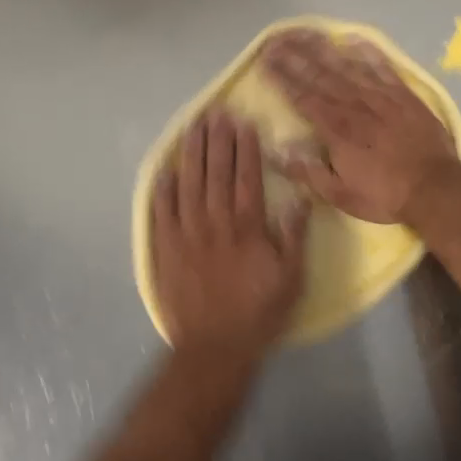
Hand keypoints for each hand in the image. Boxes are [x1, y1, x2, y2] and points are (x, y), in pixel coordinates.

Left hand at [151, 110, 307, 360]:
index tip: (244, 123)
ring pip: (188, 184)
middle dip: (217, 140)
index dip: (246, 148)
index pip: (247, 177)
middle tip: (216, 112)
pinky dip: (162, 189)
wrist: (213, 348)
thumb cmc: (258, 313)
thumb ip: (293, 237)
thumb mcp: (291, 279)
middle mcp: (215, 223)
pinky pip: (161, 212)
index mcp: (247, 227)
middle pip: (215, 172)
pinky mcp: (166, 249)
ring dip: (191, 153)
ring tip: (192, 127)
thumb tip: (299, 198)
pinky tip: (164, 168)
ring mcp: (187, 234)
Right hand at [262, 28, 460, 224]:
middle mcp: (354, 105)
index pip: (302, 97)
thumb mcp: (339, 194)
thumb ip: (307, 171)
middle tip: (277, 38)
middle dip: (295, 56)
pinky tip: (354, 39)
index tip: (265, 61)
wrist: (435, 187)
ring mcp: (381, 96)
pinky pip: (383, 67)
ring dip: (324, 48)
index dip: (282, 78)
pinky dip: (368, 52)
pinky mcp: (404, 94)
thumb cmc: (384, 195)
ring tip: (305, 32)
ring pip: (347, 66)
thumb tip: (278, 150)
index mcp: (336, 128)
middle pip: (320, 75)